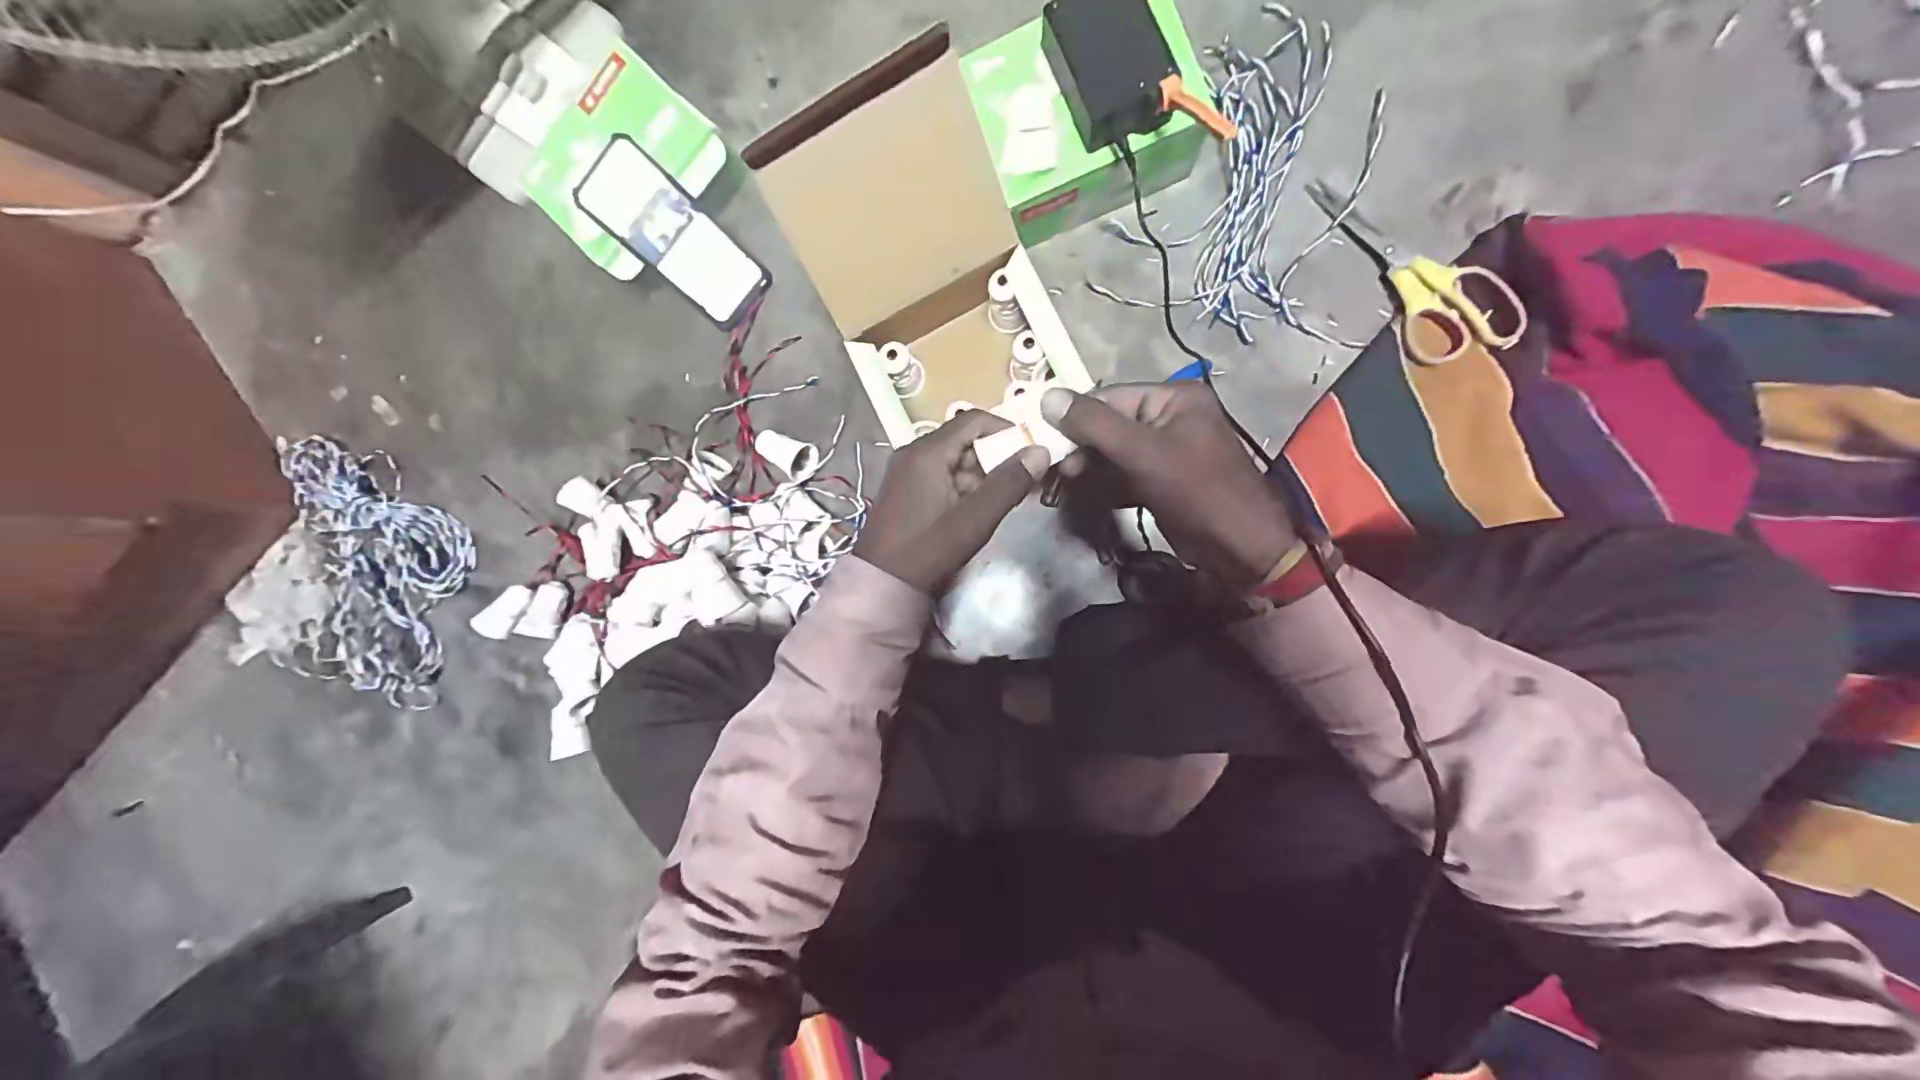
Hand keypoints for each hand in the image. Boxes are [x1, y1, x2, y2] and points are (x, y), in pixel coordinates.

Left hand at [853, 410, 1048, 591]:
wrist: (881, 582)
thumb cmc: (928, 549)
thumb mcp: (974, 519)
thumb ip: (1009, 483)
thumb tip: (1040, 451)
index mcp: (927, 452)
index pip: (974, 420)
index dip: (1006, 430)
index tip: (1029, 453)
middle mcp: (913, 452)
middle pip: (964, 439)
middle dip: (996, 457)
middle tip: (1020, 481)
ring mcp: (905, 470)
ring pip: (954, 459)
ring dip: (981, 474)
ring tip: (1002, 499)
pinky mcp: (904, 488)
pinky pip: (940, 474)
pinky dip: (962, 484)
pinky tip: (976, 508)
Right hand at [1041, 383, 1294, 585]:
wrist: (1243, 549)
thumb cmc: (1198, 491)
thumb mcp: (1143, 452)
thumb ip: (1094, 424)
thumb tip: (1047, 397)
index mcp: (1173, 398)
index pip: (1110, 398)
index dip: (1074, 418)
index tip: (1042, 440)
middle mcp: (1169, 418)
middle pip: (1109, 426)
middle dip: (1079, 448)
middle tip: (1052, 471)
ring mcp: (1166, 452)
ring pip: (1113, 454)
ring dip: (1086, 469)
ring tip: (1058, 485)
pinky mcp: (1161, 481)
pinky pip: (1123, 475)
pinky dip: (1102, 486)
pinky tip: (1078, 497)